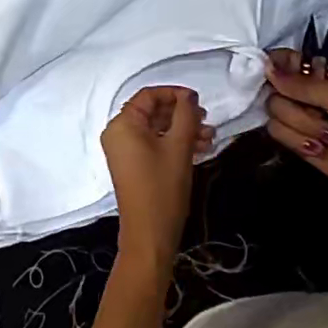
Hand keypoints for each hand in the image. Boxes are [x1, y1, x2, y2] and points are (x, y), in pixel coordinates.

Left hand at [101, 86, 213, 265]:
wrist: (150, 233)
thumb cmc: (163, 187)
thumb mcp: (178, 147)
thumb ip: (185, 116)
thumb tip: (188, 96)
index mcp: (122, 124)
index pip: (148, 95)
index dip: (174, 94)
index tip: (200, 101)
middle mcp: (118, 132)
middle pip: (152, 112)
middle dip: (182, 115)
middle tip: (208, 122)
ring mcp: (124, 149)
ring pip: (156, 129)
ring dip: (182, 130)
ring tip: (209, 138)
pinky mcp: (132, 164)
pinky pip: (153, 144)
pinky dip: (174, 144)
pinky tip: (200, 149)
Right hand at [263, 48, 327, 213]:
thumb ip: (306, 84)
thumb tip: (266, 68)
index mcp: (322, 74)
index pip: (284, 59)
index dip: (272, 65)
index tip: (272, 76)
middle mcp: (306, 93)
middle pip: (272, 87)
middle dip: (293, 103)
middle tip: (320, 112)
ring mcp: (300, 117)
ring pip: (273, 111)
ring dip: (302, 124)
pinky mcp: (296, 141)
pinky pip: (275, 132)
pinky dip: (296, 140)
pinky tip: (319, 147)